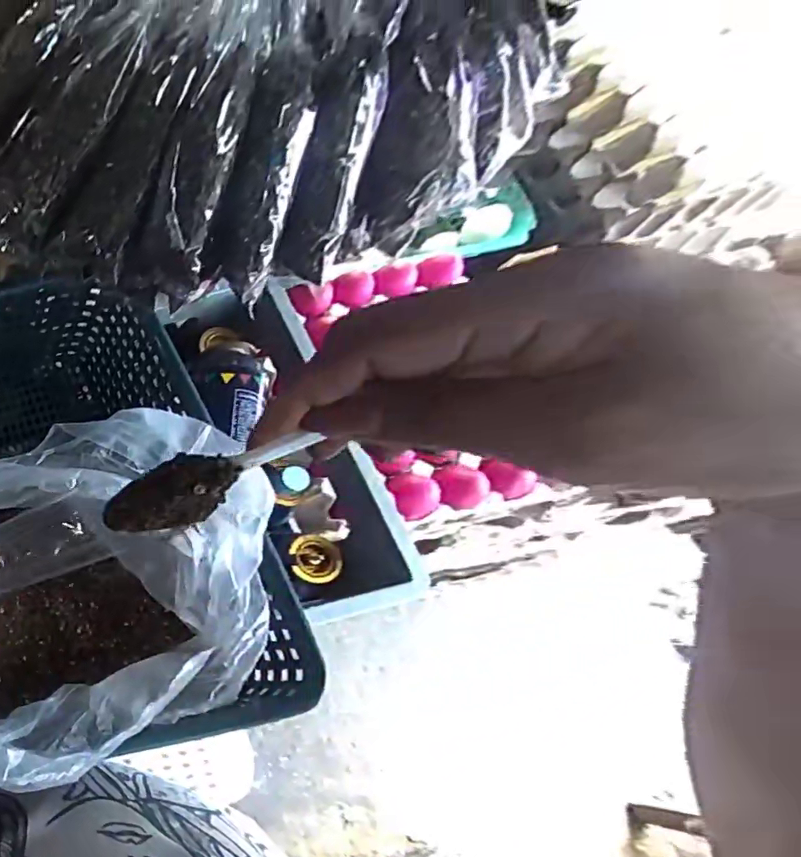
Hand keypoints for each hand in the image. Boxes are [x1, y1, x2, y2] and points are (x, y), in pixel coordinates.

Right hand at [252, 245, 800, 499]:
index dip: (309, 385)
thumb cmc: (718, 424)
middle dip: (322, 387)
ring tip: (323, 444)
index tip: (263, 440)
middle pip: (384, 330)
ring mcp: (533, 301)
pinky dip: (399, 391)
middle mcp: (523, 284)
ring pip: (406, 343)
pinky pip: (445, 355)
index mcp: (533, 295)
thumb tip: (330, 416)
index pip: (381, 335)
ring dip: (355, 392)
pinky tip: (379, 424)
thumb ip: (431, 418)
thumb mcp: (559, 434)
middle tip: (286, 448)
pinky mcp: (542, 324)